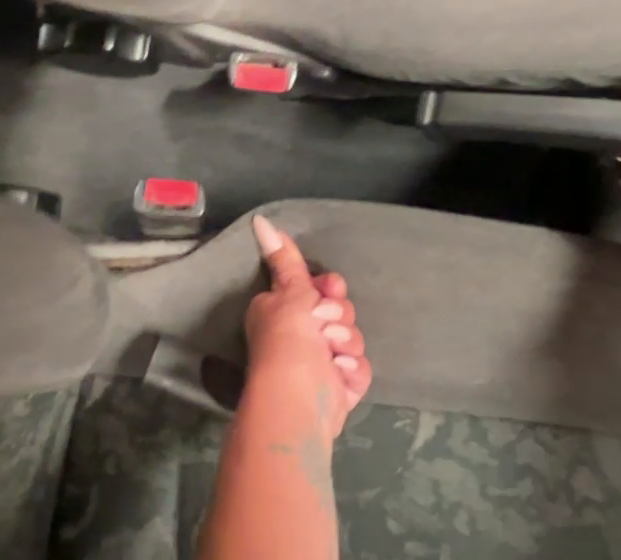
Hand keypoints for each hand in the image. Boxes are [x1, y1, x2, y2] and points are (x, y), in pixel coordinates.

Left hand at [245, 214, 372, 436]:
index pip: (320, 288)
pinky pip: (359, 367)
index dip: (329, 288)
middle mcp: (302, 335)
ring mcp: (323, 363)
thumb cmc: (287, 341)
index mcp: (285, 311)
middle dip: (338, 316)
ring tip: (330, 354)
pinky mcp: (341, 386)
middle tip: (324, 325)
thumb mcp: (288, 293)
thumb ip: (284, 259)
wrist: (298, 400)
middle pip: (341, 311)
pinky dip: (351, 370)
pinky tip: (339, 374)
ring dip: (344, 343)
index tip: (329, 290)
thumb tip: (260, 220)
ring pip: (353, 338)